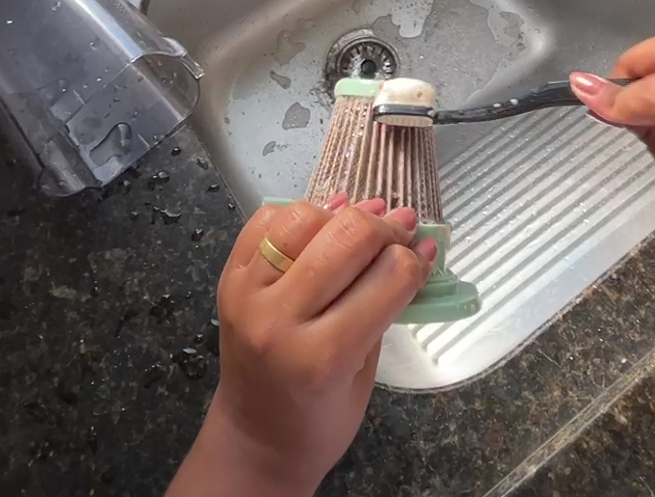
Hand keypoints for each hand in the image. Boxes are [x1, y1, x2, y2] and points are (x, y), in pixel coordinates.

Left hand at [169, 195, 437, 495]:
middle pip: (347, 235)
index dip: (416, 257)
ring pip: (303, 217)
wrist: (253, 440)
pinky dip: (299, 214)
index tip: (425, 249)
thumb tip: (418, 243)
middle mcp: (280, 318)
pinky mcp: (229, 277)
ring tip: (358, 229)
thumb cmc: (320, 420)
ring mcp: (247, 293)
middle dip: (385, 228)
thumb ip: (387, 306)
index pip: (388, 278)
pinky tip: (321, 226)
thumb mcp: (366, 373)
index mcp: (323, 357)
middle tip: (399, 233)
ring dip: (339, 216)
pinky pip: (265, 219)